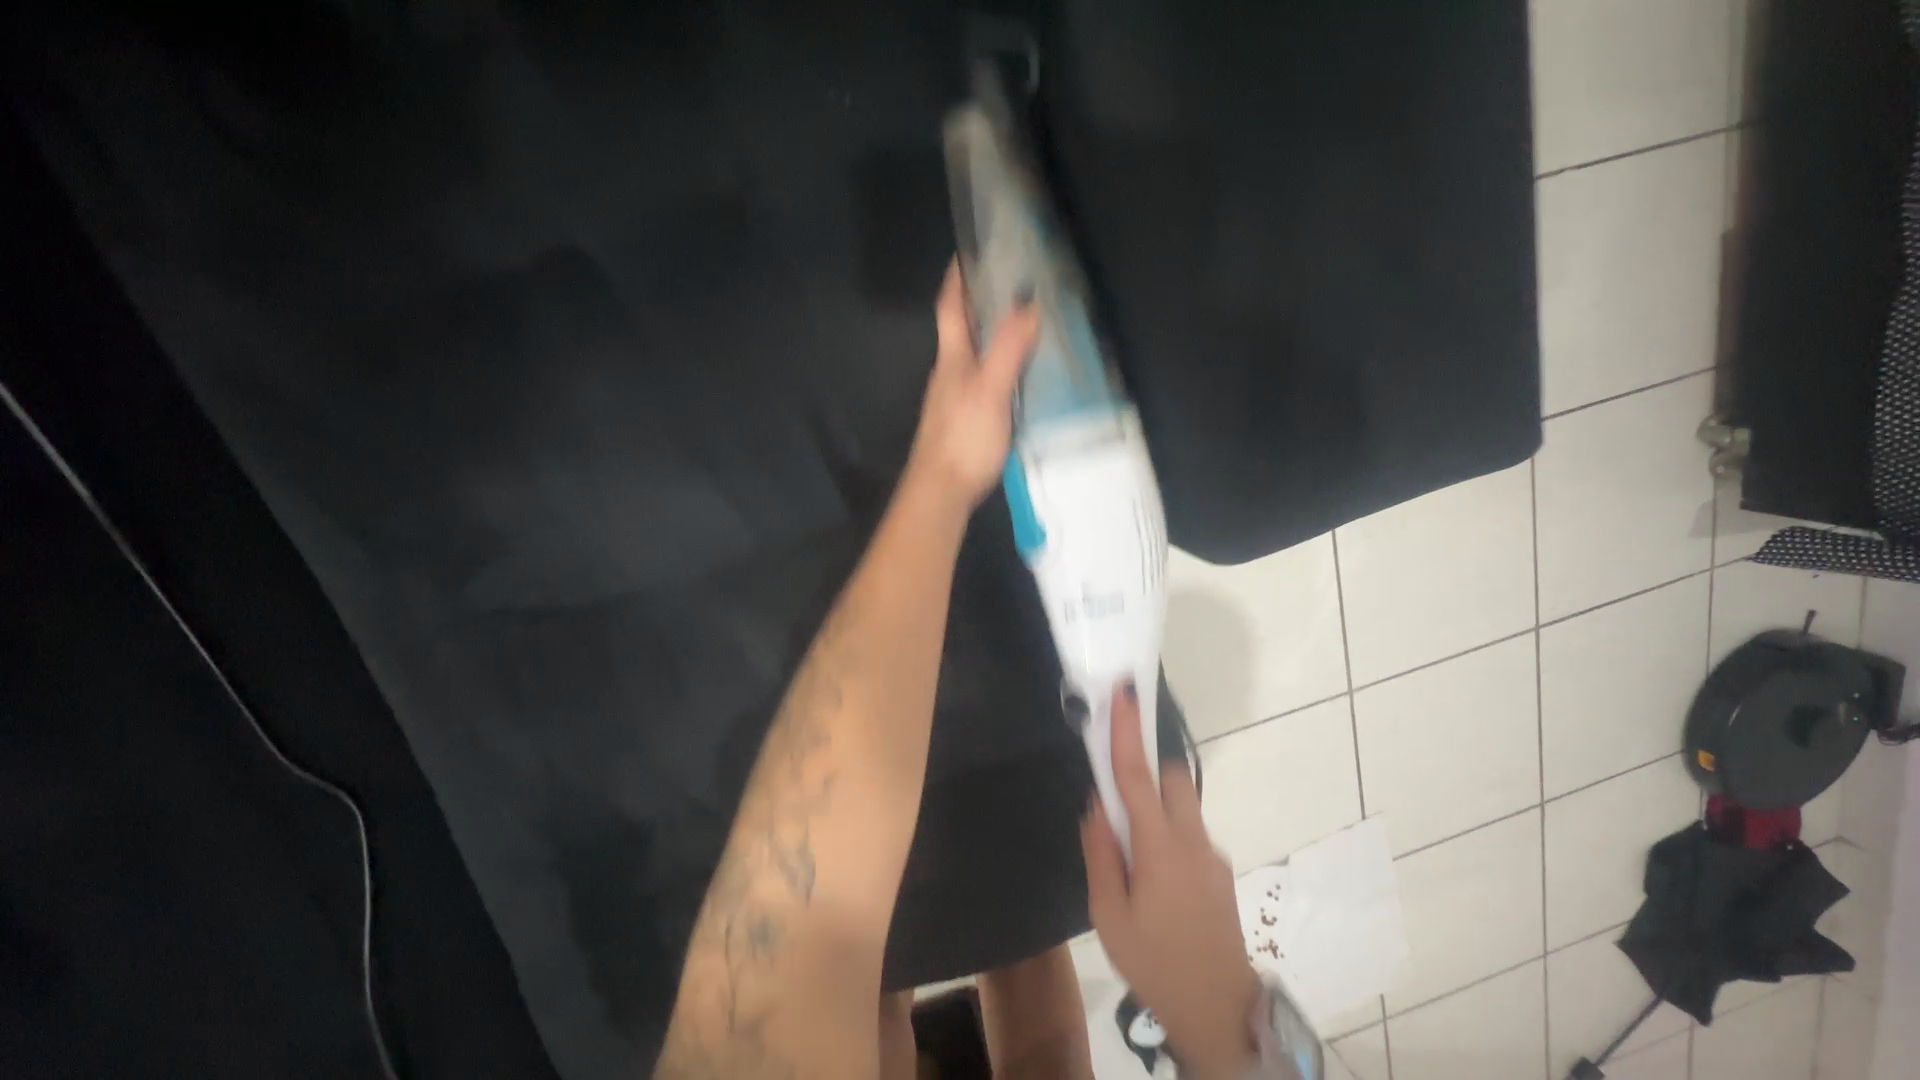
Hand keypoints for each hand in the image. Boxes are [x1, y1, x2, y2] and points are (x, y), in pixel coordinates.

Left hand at [904, 260, 1040, 512]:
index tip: (967, 251)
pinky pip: (982, 382)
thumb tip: (1026, 303)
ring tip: (1020, 324)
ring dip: (990, 336)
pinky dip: (998, 368)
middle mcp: (949, 374)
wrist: (940, 493)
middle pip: (960, 331)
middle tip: (1007, 283)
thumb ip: (1009, 349)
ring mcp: (953, 400)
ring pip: (971, 357)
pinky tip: (1016, 377)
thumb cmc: (963, 439)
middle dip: (978, 305)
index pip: (950, 308)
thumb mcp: (991, 390)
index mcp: (952, 359)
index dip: (957, 279)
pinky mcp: (963, 423)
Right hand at [1082, 684, 1260, 1079]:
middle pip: (1171, 779)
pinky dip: (1166, 833)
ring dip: (1155, 805)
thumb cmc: (1154, 962)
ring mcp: (1212, 855)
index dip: (1127, 732)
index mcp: (1160, 848)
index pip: (1139, 776)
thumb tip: (1096, 806)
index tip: (1123, 691)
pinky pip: (1188, 833)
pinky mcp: (1219, 871)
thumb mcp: (1109, 915)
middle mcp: (1193, 840)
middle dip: (1145, 765)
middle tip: (1116, 783)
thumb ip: (1101, 854)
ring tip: (1129, 853)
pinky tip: (1151, 880)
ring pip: (1181, 806)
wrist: (1218, 1009)